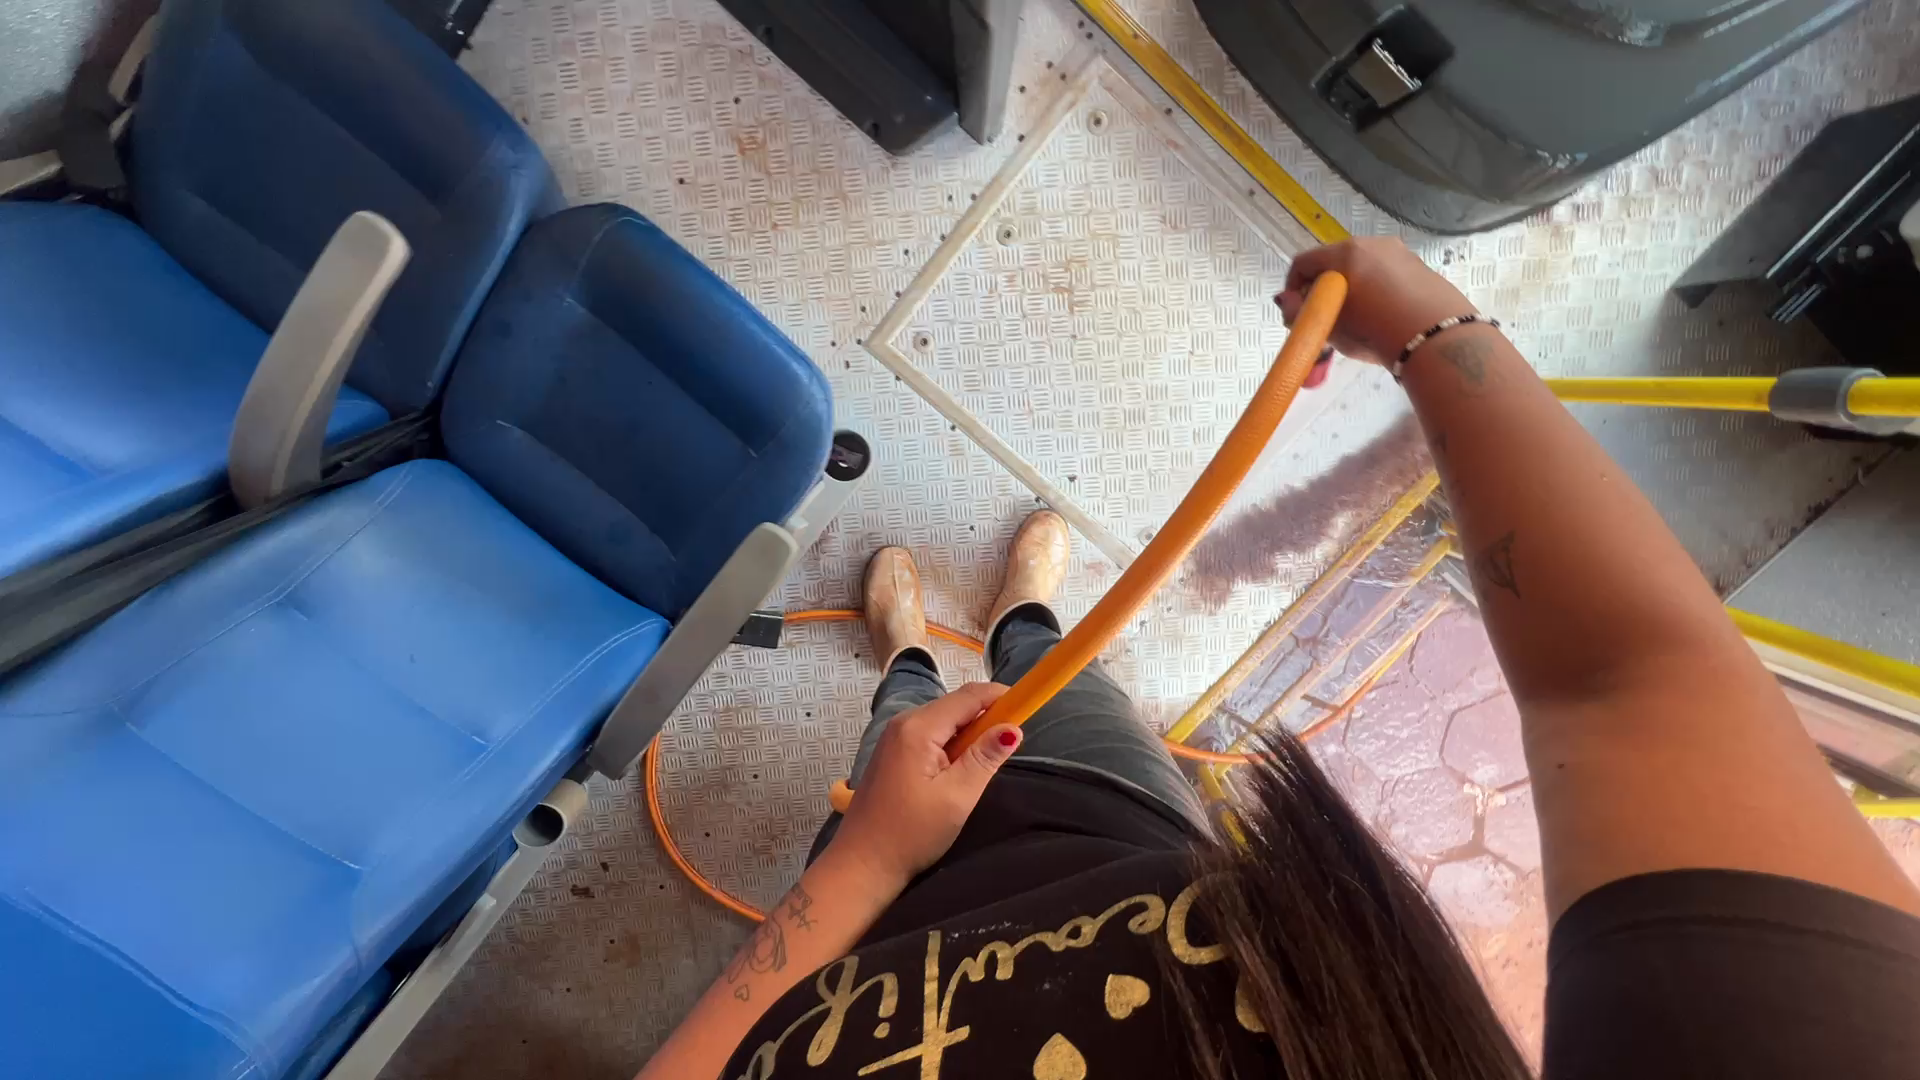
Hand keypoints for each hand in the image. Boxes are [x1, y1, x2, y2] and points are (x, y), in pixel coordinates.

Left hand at [830, 683, 1021, 889]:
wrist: (861, 865)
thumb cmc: (911, 834)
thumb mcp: (957, 797)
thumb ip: (985, 758)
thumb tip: (1013, 727)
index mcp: (919, 727)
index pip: (968, 696)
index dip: (1001, 696)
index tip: (1028, 707)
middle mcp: (904, 722)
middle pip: (955, 705)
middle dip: (986, 717)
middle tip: (1008, 745)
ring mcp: (895, 737)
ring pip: (944, 721)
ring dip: (969, 734)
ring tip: (983, 764)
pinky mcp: (893, 752)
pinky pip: (931, 735)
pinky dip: (951, 745)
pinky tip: (957, 771)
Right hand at [1275, 237, 1473, 368]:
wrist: (1432, 336)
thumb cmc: (1370, 329)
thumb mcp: (1326, 326)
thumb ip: (1299, 312)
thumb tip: (1287, 301)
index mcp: (1343, 253)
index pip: (1302, 262)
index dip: (1292, 287)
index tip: (1296, 312)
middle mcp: (1370, 243)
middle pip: (1331, 261)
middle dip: (1320, 288)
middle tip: (1322, 317)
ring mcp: (1397, 251)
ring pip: (1359, 266)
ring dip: (1347, 288)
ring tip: (1352, 319)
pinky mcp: (1417, 264)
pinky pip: (1382, 272)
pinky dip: (1371, 289)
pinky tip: (1377, 314)